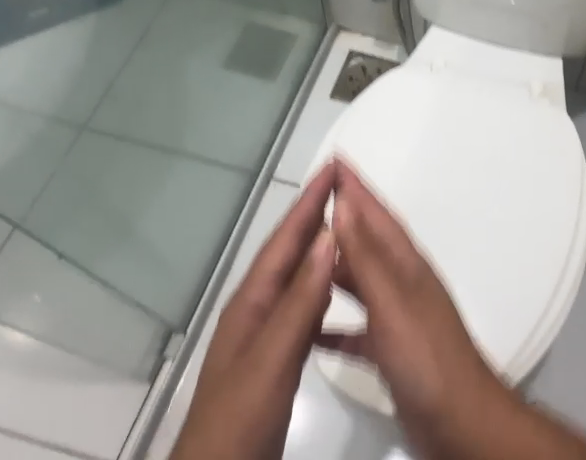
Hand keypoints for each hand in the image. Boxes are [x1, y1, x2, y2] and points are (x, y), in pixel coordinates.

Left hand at [175, 164, 337, 459]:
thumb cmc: (238, 419)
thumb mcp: (270, 360)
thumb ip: (299, 303)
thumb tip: (327, 238)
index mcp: (251, 305)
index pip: (284, 243)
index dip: (308, 203)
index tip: (334, 167)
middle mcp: (256, 312)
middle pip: (288, 253)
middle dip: (313, 214)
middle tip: (342, 181)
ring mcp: (264, 338)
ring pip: (297, 278)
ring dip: (319, 246)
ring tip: (346, 223)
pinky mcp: (276, 361)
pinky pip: (304, 309)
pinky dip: (323, 286)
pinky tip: (338, 290)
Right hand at [318, 163, 509, 454]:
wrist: (458, 419)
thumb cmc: (426, 356)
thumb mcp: (393, 302)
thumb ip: (368, 257)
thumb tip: (346, 206)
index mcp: (407, 266)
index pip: (378, 216)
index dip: (358, 189)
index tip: (336, 161)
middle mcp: (403, 285)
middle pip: (369, 244)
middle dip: (345, 220)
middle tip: (313, 201)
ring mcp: (398, 319)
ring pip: (362, 283)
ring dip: (336, 267)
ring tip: (305, 256)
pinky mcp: (391, 352)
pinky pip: (356, 330)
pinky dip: (334, 325)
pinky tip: (311, 330)